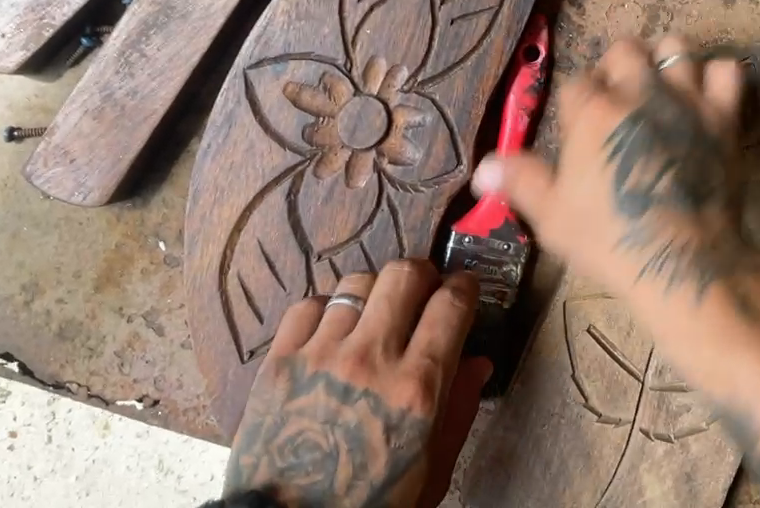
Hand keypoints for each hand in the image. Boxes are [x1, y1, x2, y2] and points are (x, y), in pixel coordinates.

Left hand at [225, 261, 490, 507]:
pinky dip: (325, 311)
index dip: (464, 286)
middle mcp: (372, 358)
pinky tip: (331, 333)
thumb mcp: (431, 473)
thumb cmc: (372, 505)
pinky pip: (308, 305)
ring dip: (374, 293)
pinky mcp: (279, 361)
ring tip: (373, 315)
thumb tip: (480, 362)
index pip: (451, 303)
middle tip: (422, 294)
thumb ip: (459, 412)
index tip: (464, 289)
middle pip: (405, 274)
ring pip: (357, 282)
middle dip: (422, 276)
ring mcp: (321, 355)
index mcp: (417, 389)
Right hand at [471, 35, 755, 309]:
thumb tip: (482, 166)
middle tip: (620, 100)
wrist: (683, 261)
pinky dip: (718, 77)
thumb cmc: (611, 240)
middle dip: (618, 68)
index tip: (582, 125)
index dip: (578, 102)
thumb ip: (520, 181)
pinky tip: (708, 96)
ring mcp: (685, 98)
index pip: (577, 82)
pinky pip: (727, 70)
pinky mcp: (723, 114)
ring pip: (675, 46)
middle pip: (624, 49)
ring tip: (663, 88)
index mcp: (592, 111)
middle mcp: (637, 92)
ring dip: (666, 61)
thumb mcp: (553, 217)